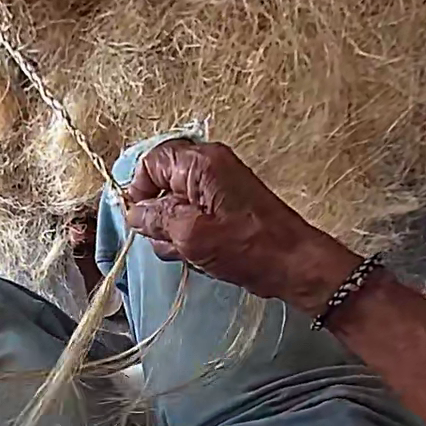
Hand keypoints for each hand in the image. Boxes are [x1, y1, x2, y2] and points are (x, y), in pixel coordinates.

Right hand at [123, 140, 360, 313]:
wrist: (291, 264)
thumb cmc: (247, 248)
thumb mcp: (191, 234)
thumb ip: (157, 219)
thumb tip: (134, 212)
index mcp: (201, 164)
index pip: (151, 162)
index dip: (139, 190)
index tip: (141, 220)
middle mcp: (208, 168)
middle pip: (160, 185)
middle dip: (156, 216)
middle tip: (171, 239)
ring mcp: (216, 189)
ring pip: (172, 206)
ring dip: (170, 232)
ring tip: (188, 250)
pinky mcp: (221, 209)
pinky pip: (188, 218)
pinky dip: (185, 237)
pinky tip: (197, 253)